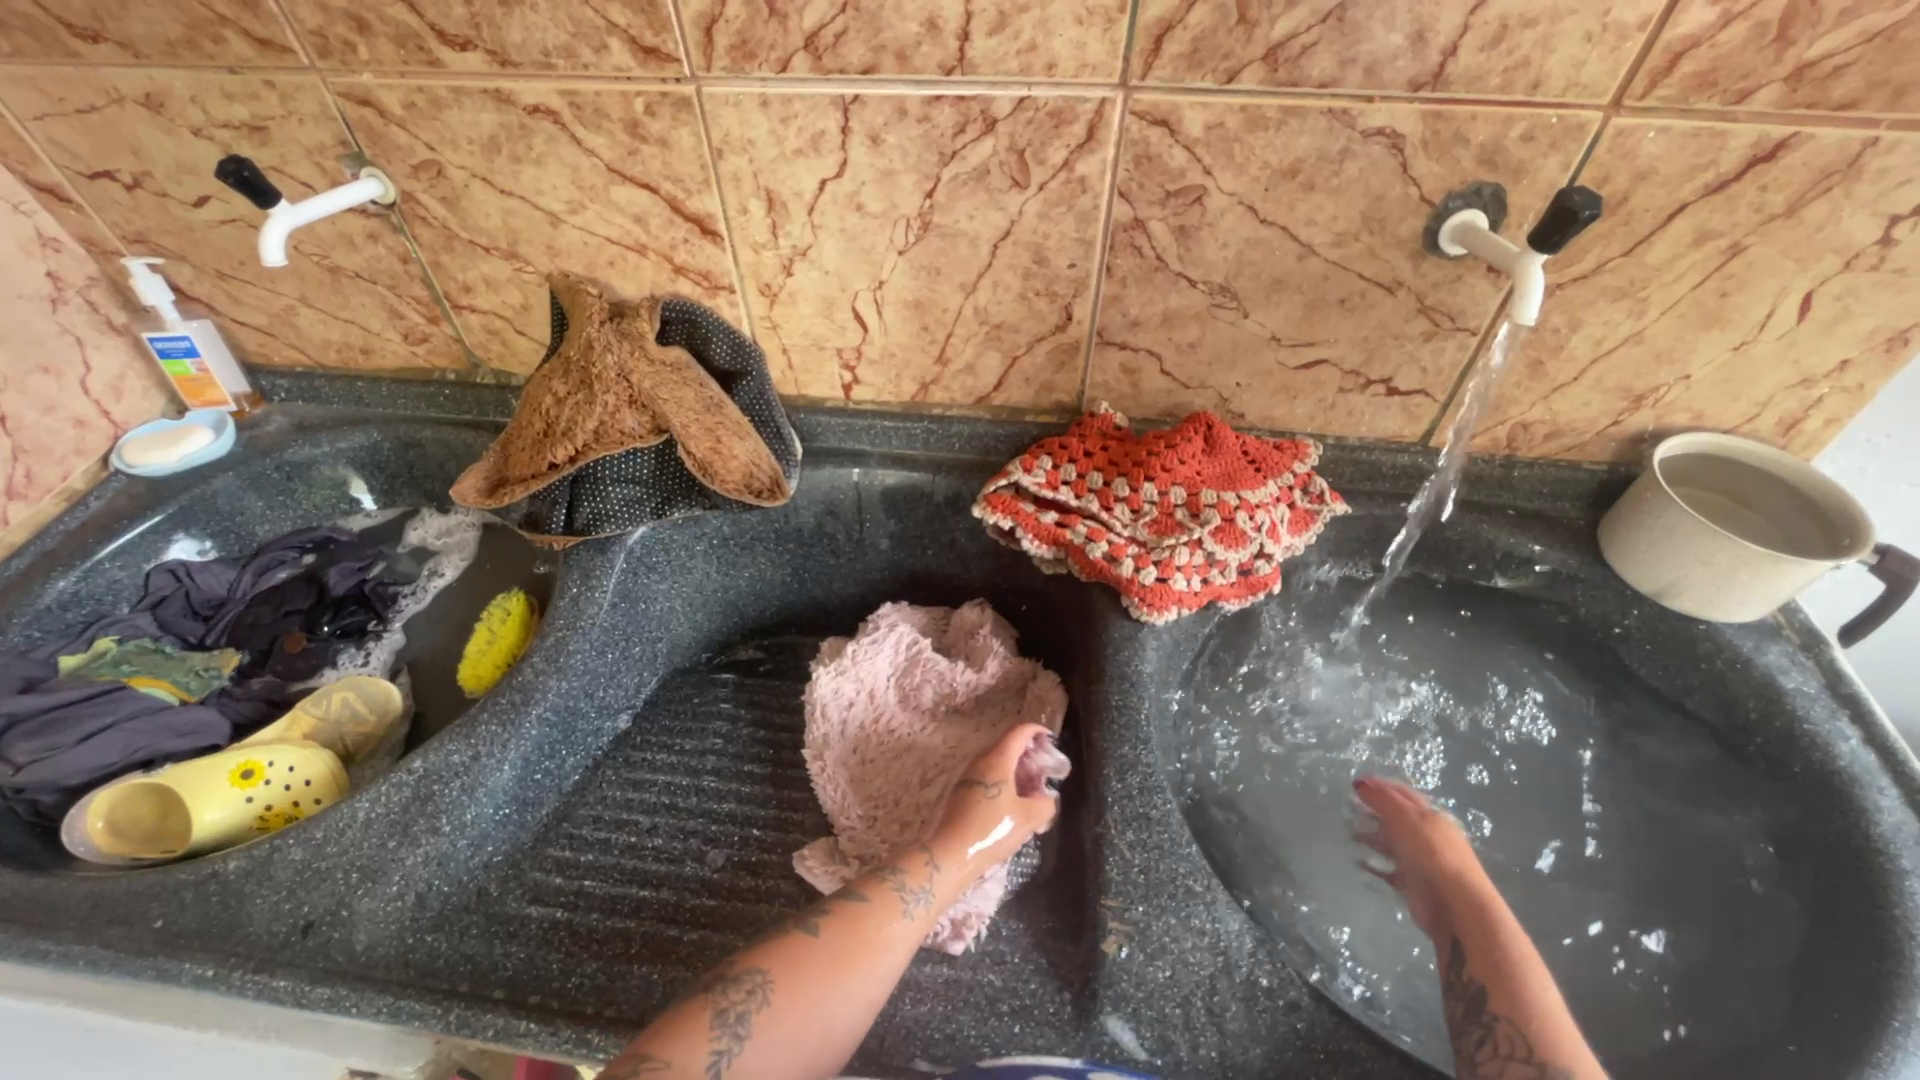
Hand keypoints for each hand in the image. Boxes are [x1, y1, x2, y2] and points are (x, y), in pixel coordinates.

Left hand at [930, 722, 1061, 875]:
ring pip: (996, 764)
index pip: (1019, 731)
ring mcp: (966, 776)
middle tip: (1044, 778)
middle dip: (1029, 758)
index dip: (1037, 731)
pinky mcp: (959, 792)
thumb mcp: (1029, 819)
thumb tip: (1044, 796)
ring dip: (1016, 774)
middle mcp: (979, 761)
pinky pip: (986, 778)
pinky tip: (1011, 809)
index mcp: (996, 760)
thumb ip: (1045, 802)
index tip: (1051, 742)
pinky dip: (1003, 785)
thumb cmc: (991, 831)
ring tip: (1031, 798)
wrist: (949, 855)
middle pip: (1007, 747)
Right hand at [1352, 775, 1493, 941]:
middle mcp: (1427, 835)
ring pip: (1391, 842)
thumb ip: (1382, 798)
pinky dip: (1374, 865)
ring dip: (1370, 836)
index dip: (1380, 786)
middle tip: (1347, 806)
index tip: (1354, 783)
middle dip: (1373, 810)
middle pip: (1396, 818)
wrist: (1454, 904)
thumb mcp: (1406, 817)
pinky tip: (1358, 862)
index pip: (1402, 793)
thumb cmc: (1431, 852)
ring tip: (1348, 832)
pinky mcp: (1414, 883)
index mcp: (1430, 815)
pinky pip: (1389, 870)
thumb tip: (1359, 782)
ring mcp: (1421, 860)